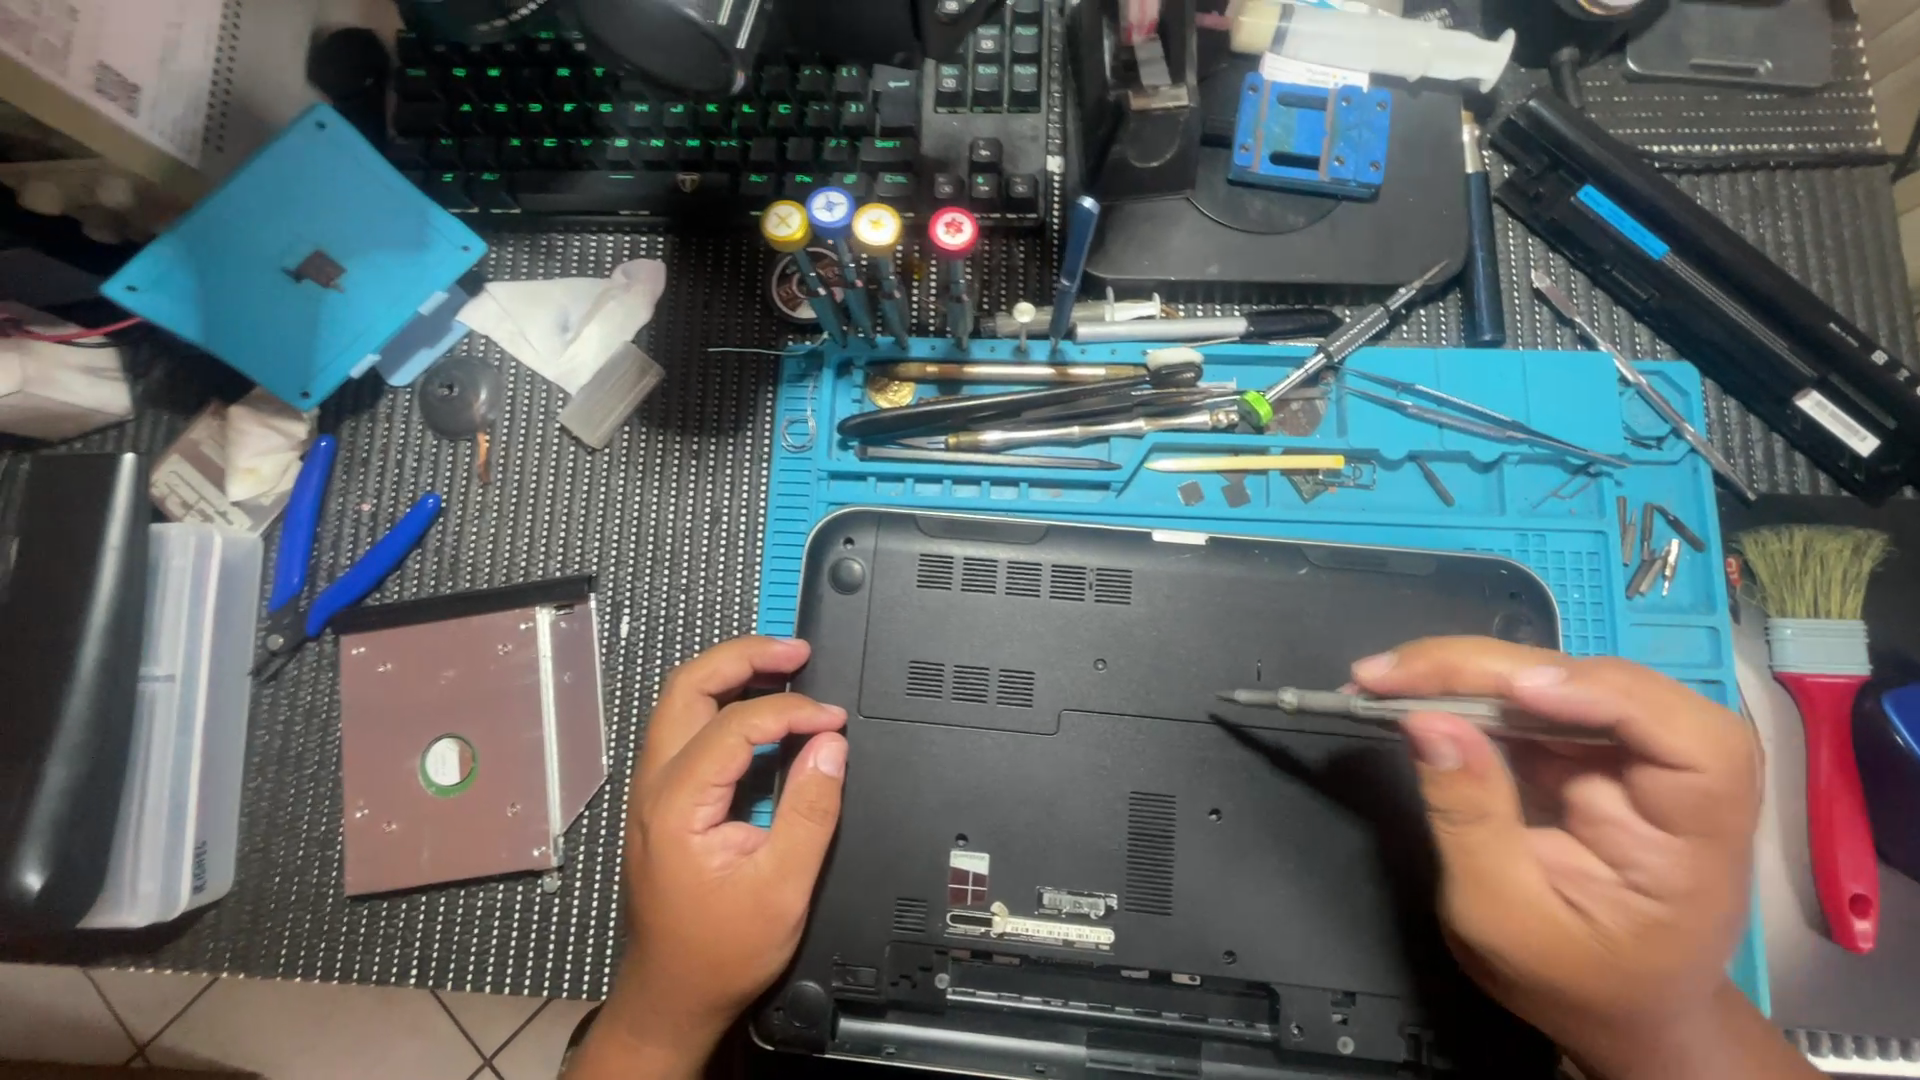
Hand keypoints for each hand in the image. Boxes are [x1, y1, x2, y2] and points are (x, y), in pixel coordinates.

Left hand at [566, 636, 847, 1079]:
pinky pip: (689, 727)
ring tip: (784, 664)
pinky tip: (761, 705)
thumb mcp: (782, 887)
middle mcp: (655, 784)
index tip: (833, 720)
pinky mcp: (664, 796)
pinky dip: (725, 701)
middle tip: (797, 651)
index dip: (791, 711)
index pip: (736, 725)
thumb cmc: (721, 952)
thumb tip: (831, 744)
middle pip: (688, 687)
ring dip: (731, 672)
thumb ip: (810, 809)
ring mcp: (653, 788)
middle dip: (744, 657)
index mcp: (677, 804)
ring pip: (681, 701)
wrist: (671, 997)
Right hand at [1354, 637, 1811, 1079]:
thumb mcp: (1499, 913)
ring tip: (1383, 677)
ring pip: (1552, 681)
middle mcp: (1666, 783)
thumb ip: (1467, 817)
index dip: (1614, 697)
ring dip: (1461, 669)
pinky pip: (1518, 700)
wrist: (1599, 1003)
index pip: (1695, 744)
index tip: (1520, 689)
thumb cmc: (1564, 977)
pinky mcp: (1572, 750)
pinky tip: (1406, 689)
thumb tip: (1424, 720)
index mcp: (1690, 844)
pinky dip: (1457, 687)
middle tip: (1389, 672)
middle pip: (1602, 688)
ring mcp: (1618, 759)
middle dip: (1489, 668)